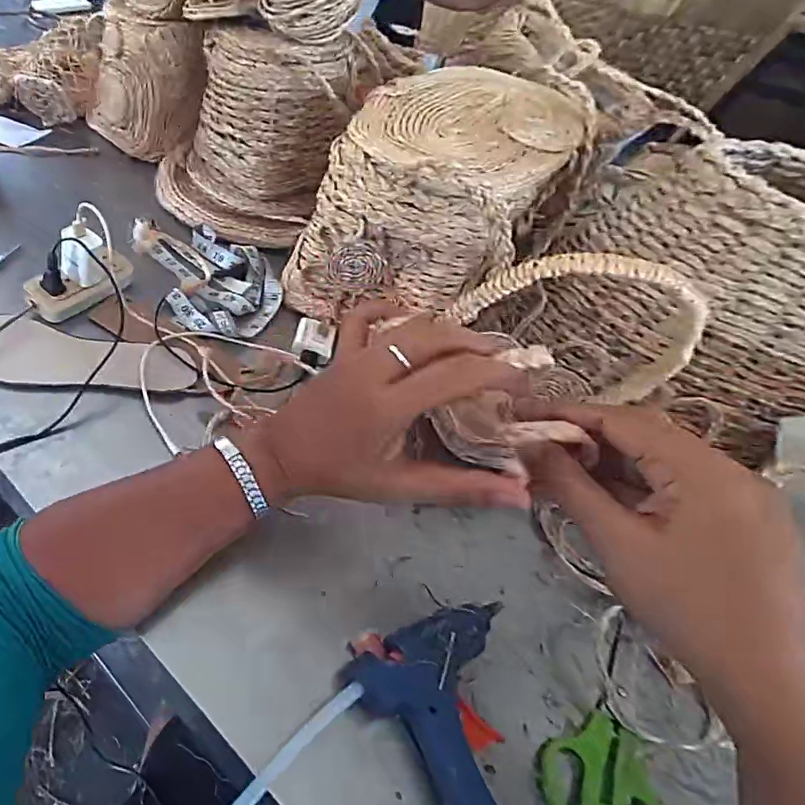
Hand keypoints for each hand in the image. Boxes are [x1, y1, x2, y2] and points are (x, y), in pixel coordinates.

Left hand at [241, 302, 531, 510]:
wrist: (282, 454)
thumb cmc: (340, 472)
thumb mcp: (398, 486)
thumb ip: (459, 487)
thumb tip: (521, 496)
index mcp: (387, 406)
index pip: (453, 376)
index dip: (496, 372)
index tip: (523, 380)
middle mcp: (370, 372)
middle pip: (432, 339)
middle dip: (476, 344)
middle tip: (506, 358)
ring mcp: (351, 356)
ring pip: (404, 325)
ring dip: (443, 329)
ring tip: (474, 343)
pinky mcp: (338, 351)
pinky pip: (361, 317)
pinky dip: (387, 308)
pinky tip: (410, 315)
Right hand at [519, 404, 804, 691]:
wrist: (774, 683)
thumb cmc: (688, 607)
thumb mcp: (616, 542)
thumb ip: (570, 484)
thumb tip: (528, 443)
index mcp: (705, 470)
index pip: (623, 420)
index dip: (567, 413)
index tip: (520, 415)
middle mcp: (731, 471)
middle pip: (645, 434)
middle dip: (586, 436)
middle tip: (534, 445)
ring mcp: (744, 496)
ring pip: (662, 459)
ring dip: (609, 461)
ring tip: (559, 472)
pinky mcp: (746, 519)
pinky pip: (681, 483)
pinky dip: (637, 483)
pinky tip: (603, 496)